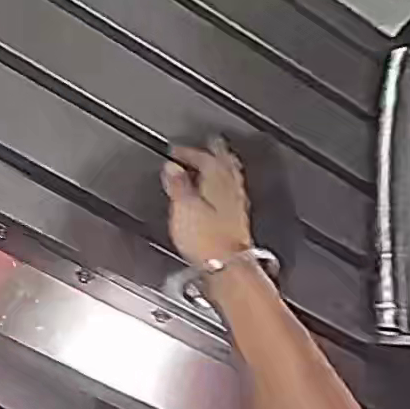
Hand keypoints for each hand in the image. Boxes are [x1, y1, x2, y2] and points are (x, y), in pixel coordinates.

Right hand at [161, 136, 253, 266]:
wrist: (226, 265)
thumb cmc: (205, 238)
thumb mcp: (183, 207)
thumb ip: (177, 185)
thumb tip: (172, 168)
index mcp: (216, 181)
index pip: (205, 158)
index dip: (190, 152)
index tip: (178, 149)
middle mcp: (229, 190)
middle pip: (224, 164)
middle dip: (215, 152)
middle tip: (211, 143)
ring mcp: (236, 205)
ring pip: (231, 177)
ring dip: (223, 166)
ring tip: (219, 161)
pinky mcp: (237, 220)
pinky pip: (232, 192)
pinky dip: (226, 185)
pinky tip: (223, 192)